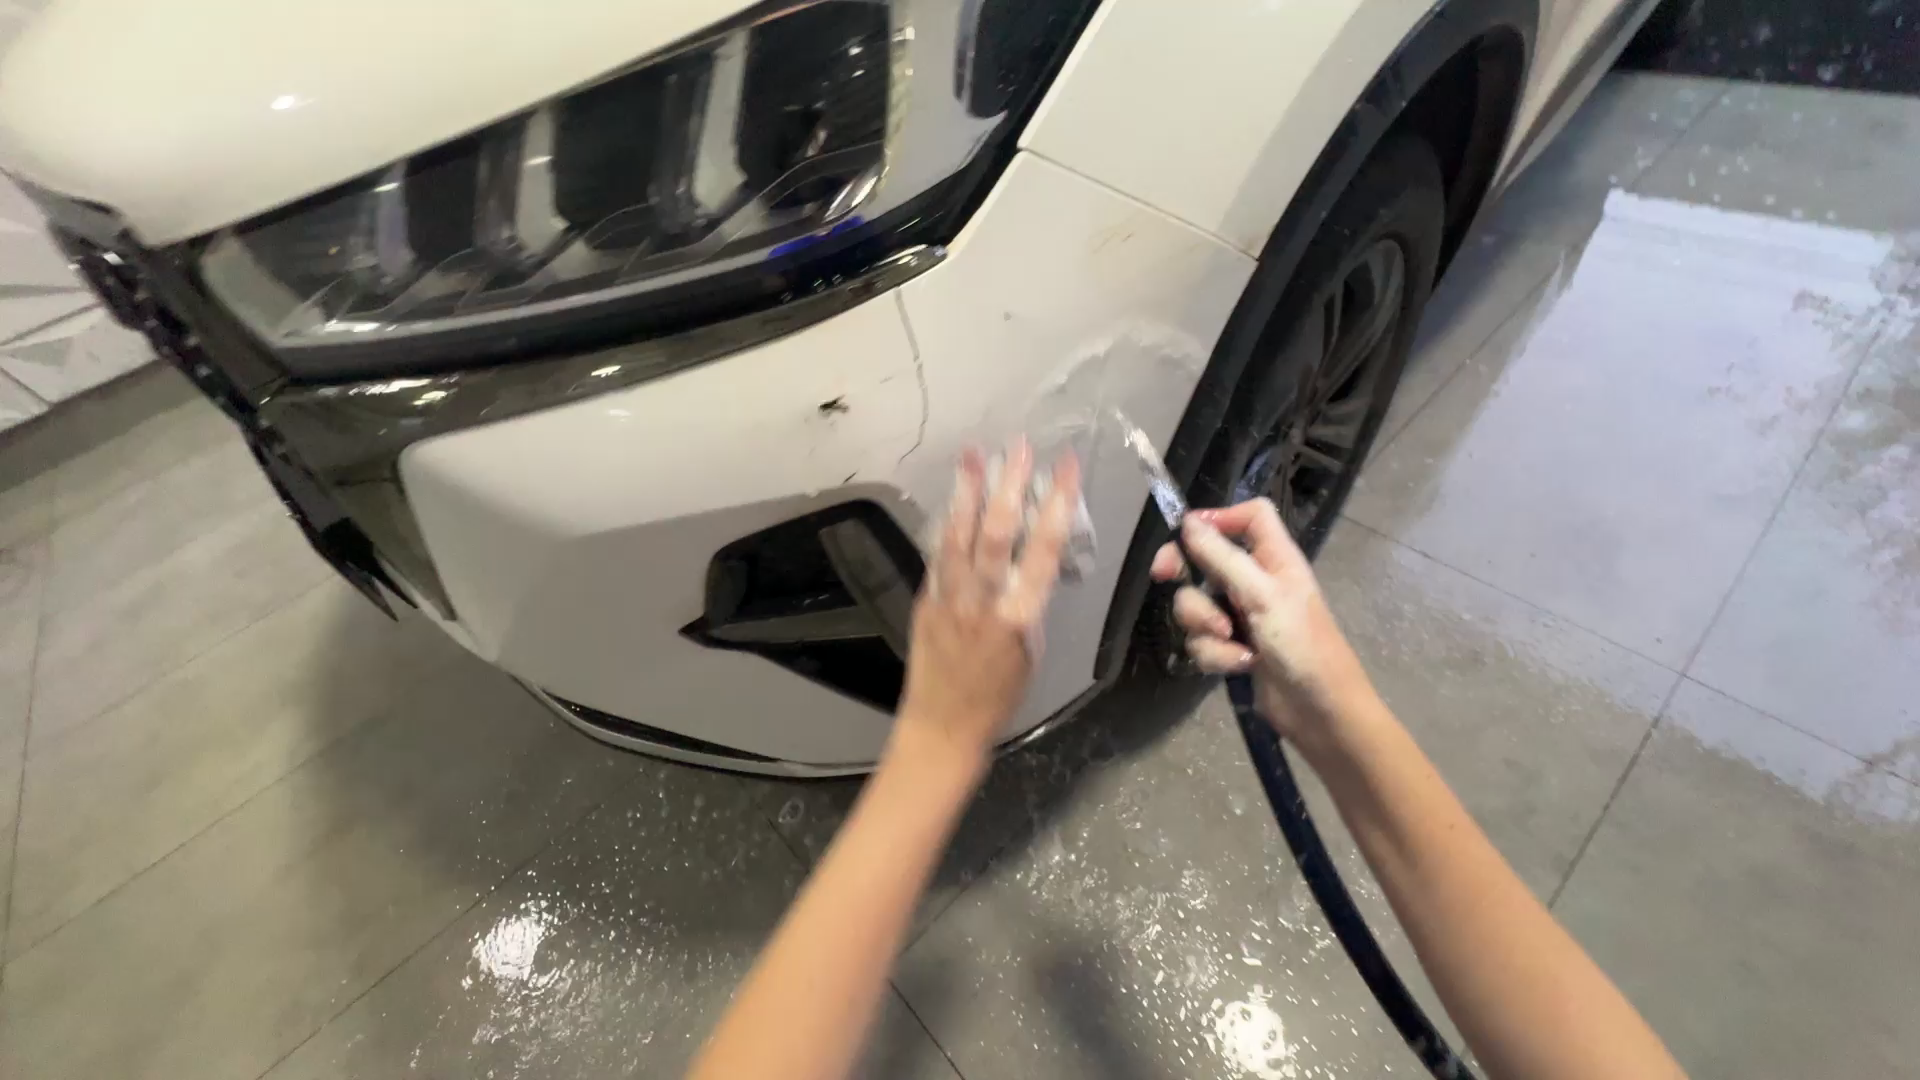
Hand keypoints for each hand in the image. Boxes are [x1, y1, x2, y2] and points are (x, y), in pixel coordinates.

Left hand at [894, 440, 1080, 769]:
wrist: (943, 725)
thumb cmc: (999, 696)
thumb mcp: (1032, 652)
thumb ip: (1029, 604)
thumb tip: (1031, 564)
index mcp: (1018, 617)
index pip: (1042, 549)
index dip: (1056, 503)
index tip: (1065, 467)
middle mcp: (982, 601)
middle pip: (996, 533)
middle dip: (1008, 485)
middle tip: (1017, 446)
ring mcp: (947, 599)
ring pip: (957, 537)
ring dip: (967, 491)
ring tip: (972, 453)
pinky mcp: (924, 601)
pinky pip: (938, 555)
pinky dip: (946, 524)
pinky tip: (951, 499)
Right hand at [1149, 498, 1372, 743]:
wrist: (1319, 713)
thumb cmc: (1301, 646)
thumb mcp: (1261, 596)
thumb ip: (1222, 557)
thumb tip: (1188, 522)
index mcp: (1273, 558)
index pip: (1249, 517)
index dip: (1219, 517)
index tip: (1186, 530)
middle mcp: (1254, 581)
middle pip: (1204, 558)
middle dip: (1184, 572)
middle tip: (1162, 575)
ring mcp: (1240, 615)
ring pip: (1194, 603)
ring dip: (1204, 624)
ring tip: (1230, 642)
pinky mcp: (1230, 646)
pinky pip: (1200, 639)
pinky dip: (1215, 653)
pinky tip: (1239, 665)